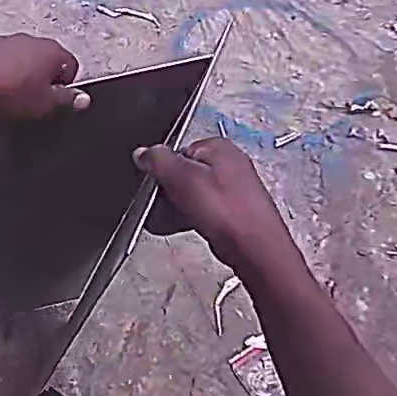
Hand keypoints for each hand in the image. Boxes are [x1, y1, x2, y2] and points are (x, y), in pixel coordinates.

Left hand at [0, 35, 89, 119]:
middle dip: (43, 79)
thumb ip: (66, 100)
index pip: (71, 65)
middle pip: (45, 59)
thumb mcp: (43, 105)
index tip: (56, 102)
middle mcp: (28, 39)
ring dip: (20, 76)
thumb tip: (84, 98)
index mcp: (50, 49)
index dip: (67, 85)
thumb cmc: (6, 96)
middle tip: (34, 102)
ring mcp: (2, 41)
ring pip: (20, 59)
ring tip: (10, 99)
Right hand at [136, 138, 294, 269]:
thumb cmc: (226, 211)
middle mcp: (228, 164)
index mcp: (218, 147)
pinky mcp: (232, 211)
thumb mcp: (181, 178)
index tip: (155, 186)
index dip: (162, 170)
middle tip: (162, 206)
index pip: (176, 151)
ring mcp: (232, 188)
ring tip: (171, 219)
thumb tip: (143, 153)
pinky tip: (185, 226)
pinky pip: (203, 210)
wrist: (253, 248)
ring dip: (177, 207)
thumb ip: (158, 160)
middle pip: (183, 173)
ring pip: (192, 194)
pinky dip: (191, 217)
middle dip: (169, 191)